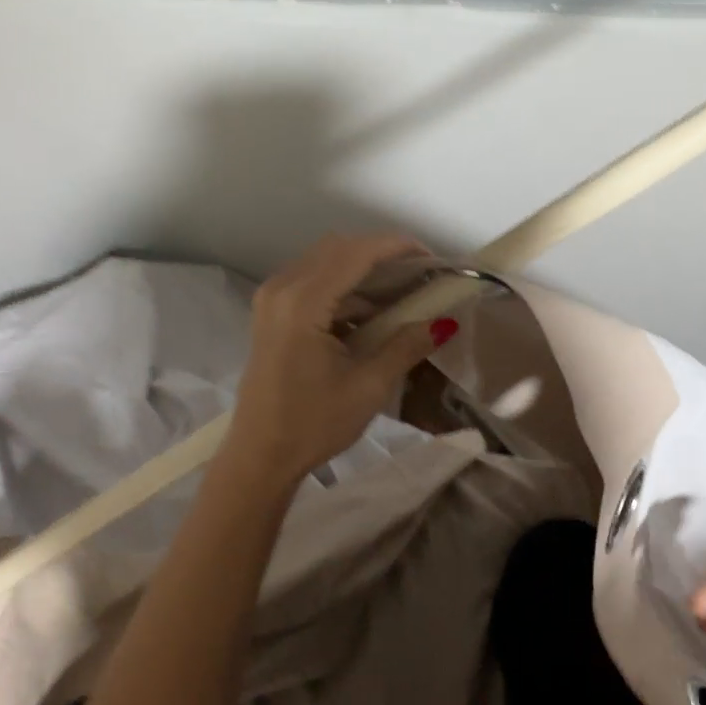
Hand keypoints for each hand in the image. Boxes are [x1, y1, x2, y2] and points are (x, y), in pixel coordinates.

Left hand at [223, 234, 456, 485]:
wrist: (259, 457)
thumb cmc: (312, 424)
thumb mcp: (369, 387)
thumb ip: (406, 346)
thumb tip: (445, 322)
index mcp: (303, 302)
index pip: (356, 253)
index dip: (397, 247)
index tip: (432, 259)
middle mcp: (282, 288)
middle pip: (338, 248)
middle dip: (382, 254)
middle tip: (420, 274)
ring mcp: (272, 299)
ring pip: (324, 262)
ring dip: (362, 269)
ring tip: (402, 292)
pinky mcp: (271, 313)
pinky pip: (312, 281)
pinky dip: (344, 287)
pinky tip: (370, 313)